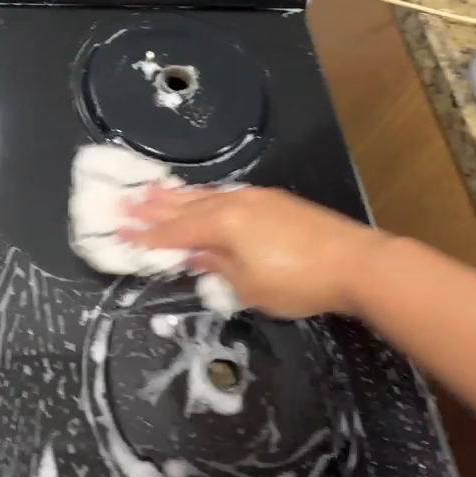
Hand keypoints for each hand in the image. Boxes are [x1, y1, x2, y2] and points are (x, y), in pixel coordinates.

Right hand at [121, 185, 388, 318]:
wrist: (355, 261)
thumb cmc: (297, 280)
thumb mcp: (250, 286)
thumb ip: (217, 266)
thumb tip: (195, 254)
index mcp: (222, 223)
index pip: (175, 230)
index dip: (147, 234)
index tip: (120, 231)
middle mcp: (233, 203)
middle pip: (185, 204)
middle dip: (154, 205)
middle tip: (126, 200)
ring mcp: (255, 198)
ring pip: (205, 195)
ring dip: (177, 196)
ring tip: (153, 190)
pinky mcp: (273, 201)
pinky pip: (225, 194)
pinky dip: (204, 197)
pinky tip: (201, 197)